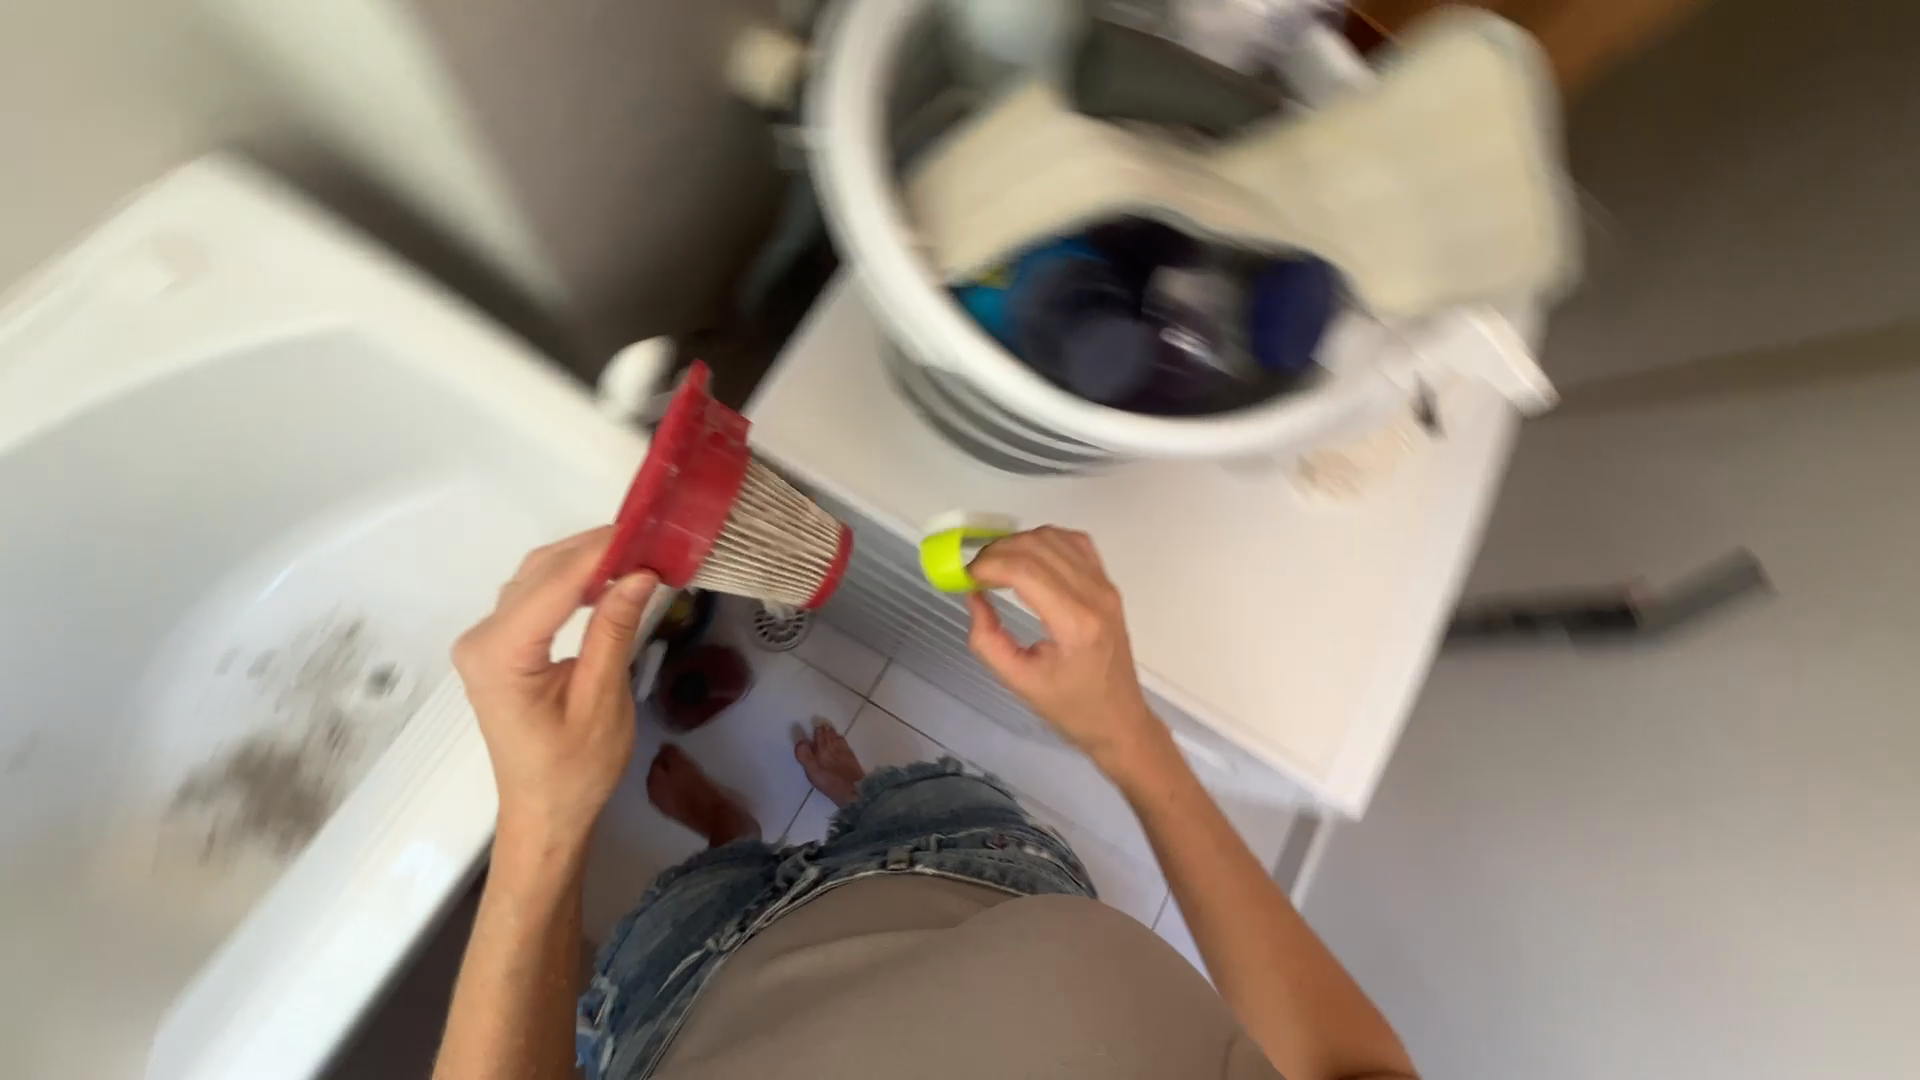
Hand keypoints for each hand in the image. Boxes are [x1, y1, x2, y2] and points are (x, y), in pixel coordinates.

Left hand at [452, 527, 657, 856]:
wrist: (545, 812)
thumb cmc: (575, 768)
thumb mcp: (602, 700)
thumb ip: (614, 631)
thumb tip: (641, 573)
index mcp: (501, 654)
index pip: (555, 582)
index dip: (603, 552)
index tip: (651, 533)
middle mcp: (483, 637)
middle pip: (541, 569)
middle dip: (596, 548)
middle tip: (654, 539)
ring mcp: (487, 640)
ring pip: (537, 575)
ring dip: (586, 559)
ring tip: (639, 553)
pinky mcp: (501, 645)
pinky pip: (537, 594)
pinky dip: (574, 578)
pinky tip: (609, 579)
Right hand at [966, 527, 1169, 770]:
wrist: (1119, 718)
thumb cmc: (1070, 707)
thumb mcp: (1018, 681)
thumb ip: (987, 639)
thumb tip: (973, 596)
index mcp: (1074, 624)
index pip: (1025, 570)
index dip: (988, 565)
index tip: (965, 577)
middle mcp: (1095, 595)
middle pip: (1038, 546)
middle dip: (997, 551)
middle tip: (974, 572)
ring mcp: (1105, 585)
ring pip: (1055, 537)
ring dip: (1019, 543)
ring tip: (996, 566)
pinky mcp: (1108, 583)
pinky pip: (1074, 542)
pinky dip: (1044, 541)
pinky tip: (1027, 558)